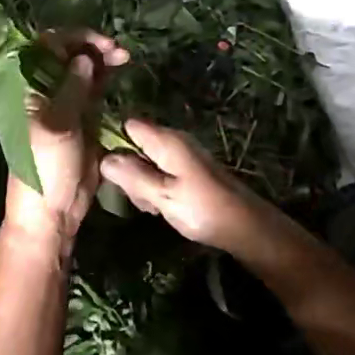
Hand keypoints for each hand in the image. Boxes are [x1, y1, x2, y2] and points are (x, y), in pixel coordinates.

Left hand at [3, 31, 127, 246]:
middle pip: (66, 54)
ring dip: (100, 59)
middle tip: (118, 50)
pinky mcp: (80, 115)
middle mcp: (42, 88)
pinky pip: (91, 88)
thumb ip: (72, 89)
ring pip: (81, 69)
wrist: (52, 210)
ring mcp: (62, 101)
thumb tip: (84, 58)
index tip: (101, 42)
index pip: (47, 46)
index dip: (73, 38)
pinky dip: (104, 77)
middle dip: (91, 46)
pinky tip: (118, 71)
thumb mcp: (58, 125)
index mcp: (26, 86)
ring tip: (124, 57)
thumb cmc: (45, 166)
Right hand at [98, 119, 277, 254]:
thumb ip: (132, 176)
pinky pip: (160, 171)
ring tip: (151, 207)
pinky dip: (155, 187)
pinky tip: (162, 208)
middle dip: (128, 169)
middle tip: (137, 197)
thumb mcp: (162, 196)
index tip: (111, 170)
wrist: (251, 230)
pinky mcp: (189, 170)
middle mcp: (173, 140)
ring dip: (141, 182)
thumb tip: (102, 158)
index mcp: (165, 140)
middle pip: (134, 143)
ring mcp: (182, 154)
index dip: (113, 143)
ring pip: (146, 160)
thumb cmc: (205, 210)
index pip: (126, 125)